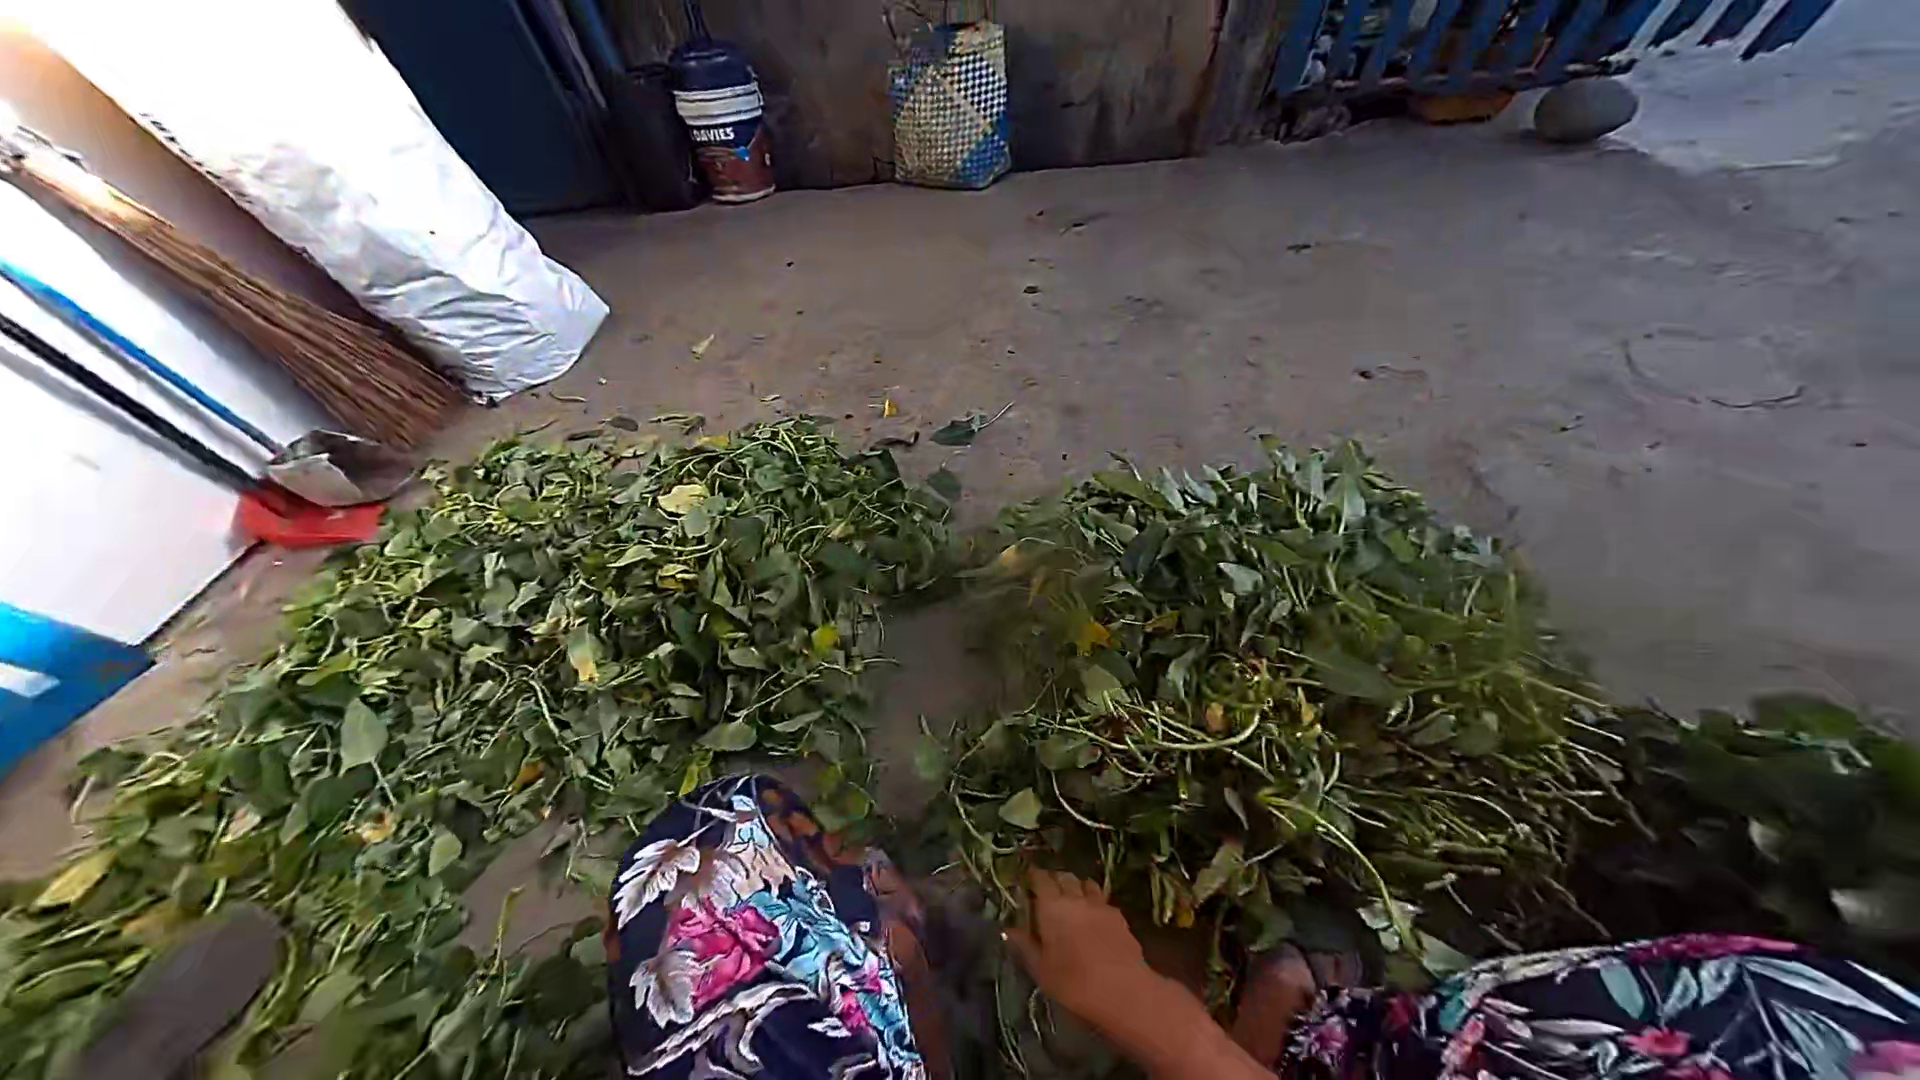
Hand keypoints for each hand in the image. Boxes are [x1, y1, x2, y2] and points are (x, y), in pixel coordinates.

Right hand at [1005, 871, 1272, 1079]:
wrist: (1124, 991)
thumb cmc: (1074, 983)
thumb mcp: (1041, 970)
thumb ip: (1024, 946)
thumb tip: (1008, 929)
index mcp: (1052, 905)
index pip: (1040, 878)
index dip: (1033, 876)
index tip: (1027, 882)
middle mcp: (1075, 897)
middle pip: (1063, 876)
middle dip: (1054, 879)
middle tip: (1046, 892)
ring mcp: (1099, 904)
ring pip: (1085, 883)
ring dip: (1076, 887)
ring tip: (1071, 900)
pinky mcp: (1118, 916)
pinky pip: (1101, 899)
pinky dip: (1094, 901)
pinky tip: (1093, 917)